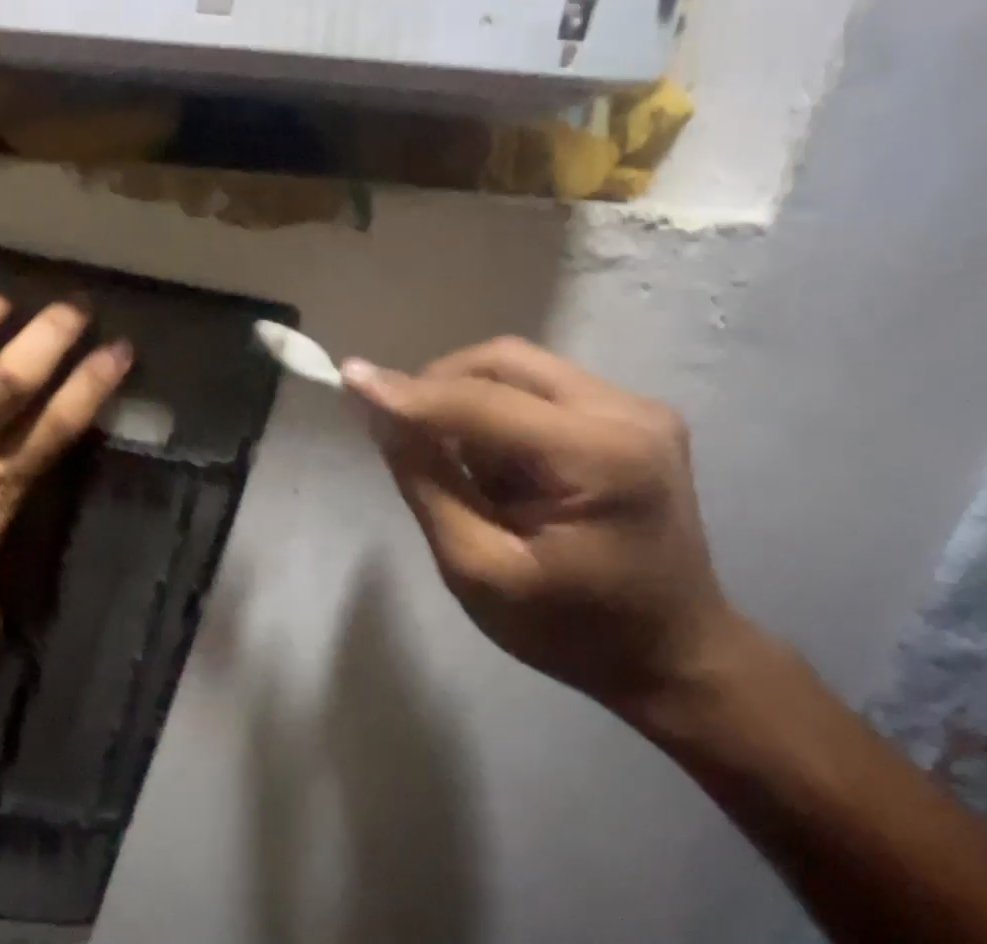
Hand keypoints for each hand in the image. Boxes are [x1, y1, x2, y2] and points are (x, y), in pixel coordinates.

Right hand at [343, 337, 742, 710]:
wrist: (673, 655)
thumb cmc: (570, 629)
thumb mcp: (477, 568)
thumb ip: (427, 483)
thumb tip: (379, 415)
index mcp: (599, 459)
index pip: (480, 402)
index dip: (407, 392)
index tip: (346, 378)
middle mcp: (627, 414)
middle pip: (503, 363)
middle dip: (437, 387)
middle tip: (399, 434)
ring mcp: (637, 411)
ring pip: (518, 369)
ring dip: (464, 400)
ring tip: (453, 463)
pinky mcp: (631, 418)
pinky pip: (537, 388)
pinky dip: (494, 411)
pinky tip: (491, 463)